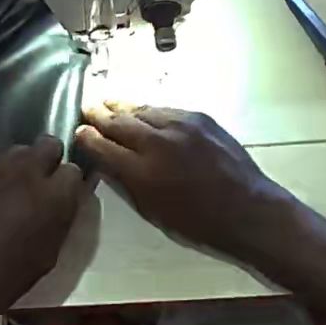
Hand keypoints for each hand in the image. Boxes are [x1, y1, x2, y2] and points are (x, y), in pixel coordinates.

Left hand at [0, 137, 88, 324]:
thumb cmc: (2, 281)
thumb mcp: (46, 256)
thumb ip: (58, 219)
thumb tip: (60, 202)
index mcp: (53, 196)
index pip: (74, 170)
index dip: (68, 185)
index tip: (61, 197)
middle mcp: (26, 171)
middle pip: (48, 144)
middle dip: (48, 161)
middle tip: (39, 186)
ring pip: (17, 151)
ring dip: (19, 166)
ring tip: (9, 193)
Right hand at [75, 102, 296, 261]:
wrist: (247, 210)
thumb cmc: (197, 221)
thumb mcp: (151, 209)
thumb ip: (125, 180)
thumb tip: (105, 158)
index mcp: (141, 172)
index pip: (101, 145)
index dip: (86, 137)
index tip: (78, 131)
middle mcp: (156, 142)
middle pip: (118, 121)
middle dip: (99, 114)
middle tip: (86, 107)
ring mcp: (179, 125)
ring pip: (141, 110)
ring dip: (122, 108)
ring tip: (109, 103)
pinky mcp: (198, 117)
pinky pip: (164, 109)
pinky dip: (149, 111)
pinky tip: (143, 112)